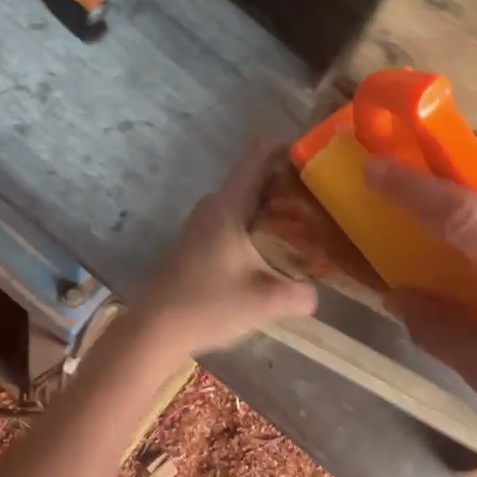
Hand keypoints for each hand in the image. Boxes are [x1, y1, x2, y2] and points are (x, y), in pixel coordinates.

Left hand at [136, 143, 317, 355]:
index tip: (313, 153)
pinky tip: (273, 247)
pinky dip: (254, 223)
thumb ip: (299, 294)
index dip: (284, 147)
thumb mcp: (264, 302)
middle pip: (252, 178)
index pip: (256, 157)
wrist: (156, 328)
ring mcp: (200, 224)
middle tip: (320, 195)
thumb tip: (314, 294)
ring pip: (242, 201)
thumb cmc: (208, 306)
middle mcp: (212, 207)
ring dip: (270, 206)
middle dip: (285, 182)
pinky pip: (232, 219)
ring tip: (305, 221)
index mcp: (227, 207)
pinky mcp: (196, 242)